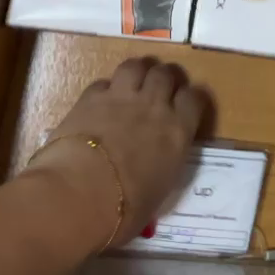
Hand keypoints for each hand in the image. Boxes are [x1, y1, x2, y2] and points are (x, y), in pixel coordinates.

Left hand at [26, 57, 211, 247]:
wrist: (78, 195)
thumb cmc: (124, 209)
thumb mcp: (158, 192)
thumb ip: (162, 168)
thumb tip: (156, 168)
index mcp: (178, 131)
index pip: (195, 98)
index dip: (192, 98)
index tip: (186, 105)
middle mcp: (154, 106)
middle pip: (166, 74)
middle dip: (165, 78)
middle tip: (160, 89)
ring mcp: (122, 98)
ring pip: (136, 66)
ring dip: (138, 71)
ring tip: (134, 82)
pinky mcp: (90, 98)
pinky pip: (103, 82)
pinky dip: (105, 88)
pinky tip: (102, 99)